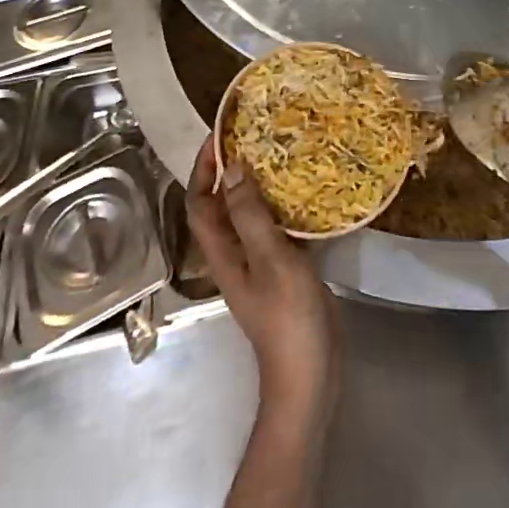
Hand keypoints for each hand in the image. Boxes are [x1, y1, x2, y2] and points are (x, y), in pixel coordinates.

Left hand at [186, 137, 337, 418]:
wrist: (308, 372)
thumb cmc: (286, 316)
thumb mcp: (271, 259)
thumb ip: (251, 215)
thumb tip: (233, 167)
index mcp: (221, 251)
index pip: (200, 200)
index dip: (202, 168)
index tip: (220, 135)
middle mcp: (234, 253)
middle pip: (221, 204)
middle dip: (229, 170)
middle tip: (254, 137)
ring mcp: (258, 263)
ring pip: (248, 214)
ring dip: (257, 185)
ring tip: (280, 155)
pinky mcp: (281, 269)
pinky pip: (274, 228)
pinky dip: (282, 206)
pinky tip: (306, 194)